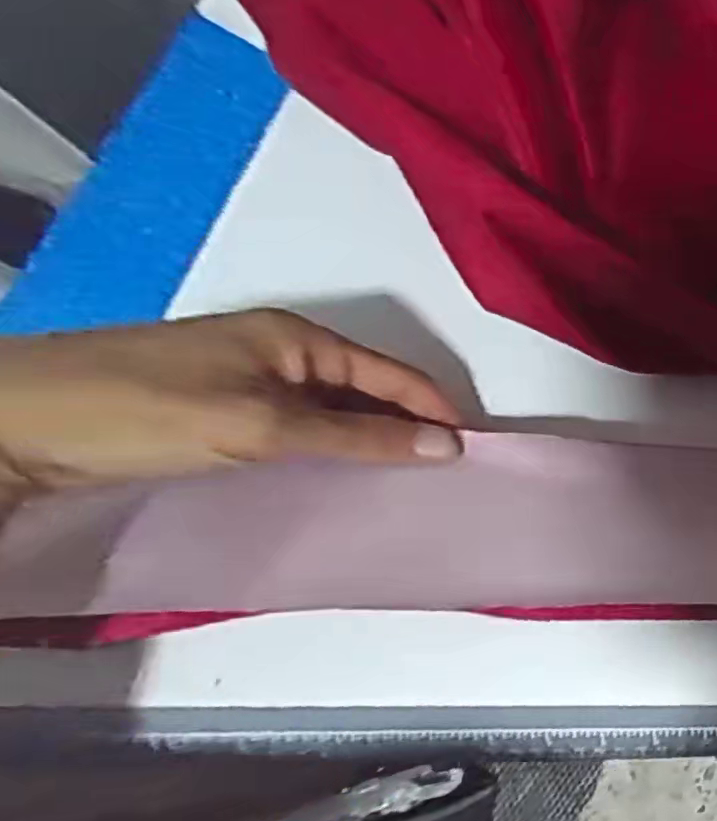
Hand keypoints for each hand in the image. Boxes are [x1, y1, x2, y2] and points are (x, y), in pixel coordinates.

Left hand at [0, 309, 463, 501]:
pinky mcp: (227, 407)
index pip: (400, 378)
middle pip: (375, 392)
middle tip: (448, 477)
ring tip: (409, 482)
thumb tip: (452, 447)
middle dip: (414, 430)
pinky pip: (309, 427)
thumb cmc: (136, 411)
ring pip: (343, 412)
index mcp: (300, 338)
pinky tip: (349, 477)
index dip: (442, 414)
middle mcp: (285, 351)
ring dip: (376, 442)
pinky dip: (337, 450)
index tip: (477, 457)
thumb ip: (362, 436)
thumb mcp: (263, 426)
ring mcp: (254, 378)